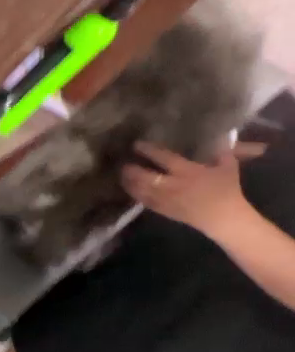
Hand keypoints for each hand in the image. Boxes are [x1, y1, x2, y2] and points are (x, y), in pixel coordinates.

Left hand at [122, 140, 265, 238]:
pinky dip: (133, 192)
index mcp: (188, 172)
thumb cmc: (226, 189)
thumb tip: (222, 136)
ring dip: (128, 181)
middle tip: (124, 163)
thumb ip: (222, 152)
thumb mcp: (228, 167)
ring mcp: (162, 198)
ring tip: (122, 175)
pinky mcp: (158, 208)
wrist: (219, 215)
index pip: (164, 158)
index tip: (137, 145)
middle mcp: (170, 185)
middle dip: (131, 169)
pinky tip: (129, 188)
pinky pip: (140, 200)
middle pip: (143, 176)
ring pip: (137, 189)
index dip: (149, 151)